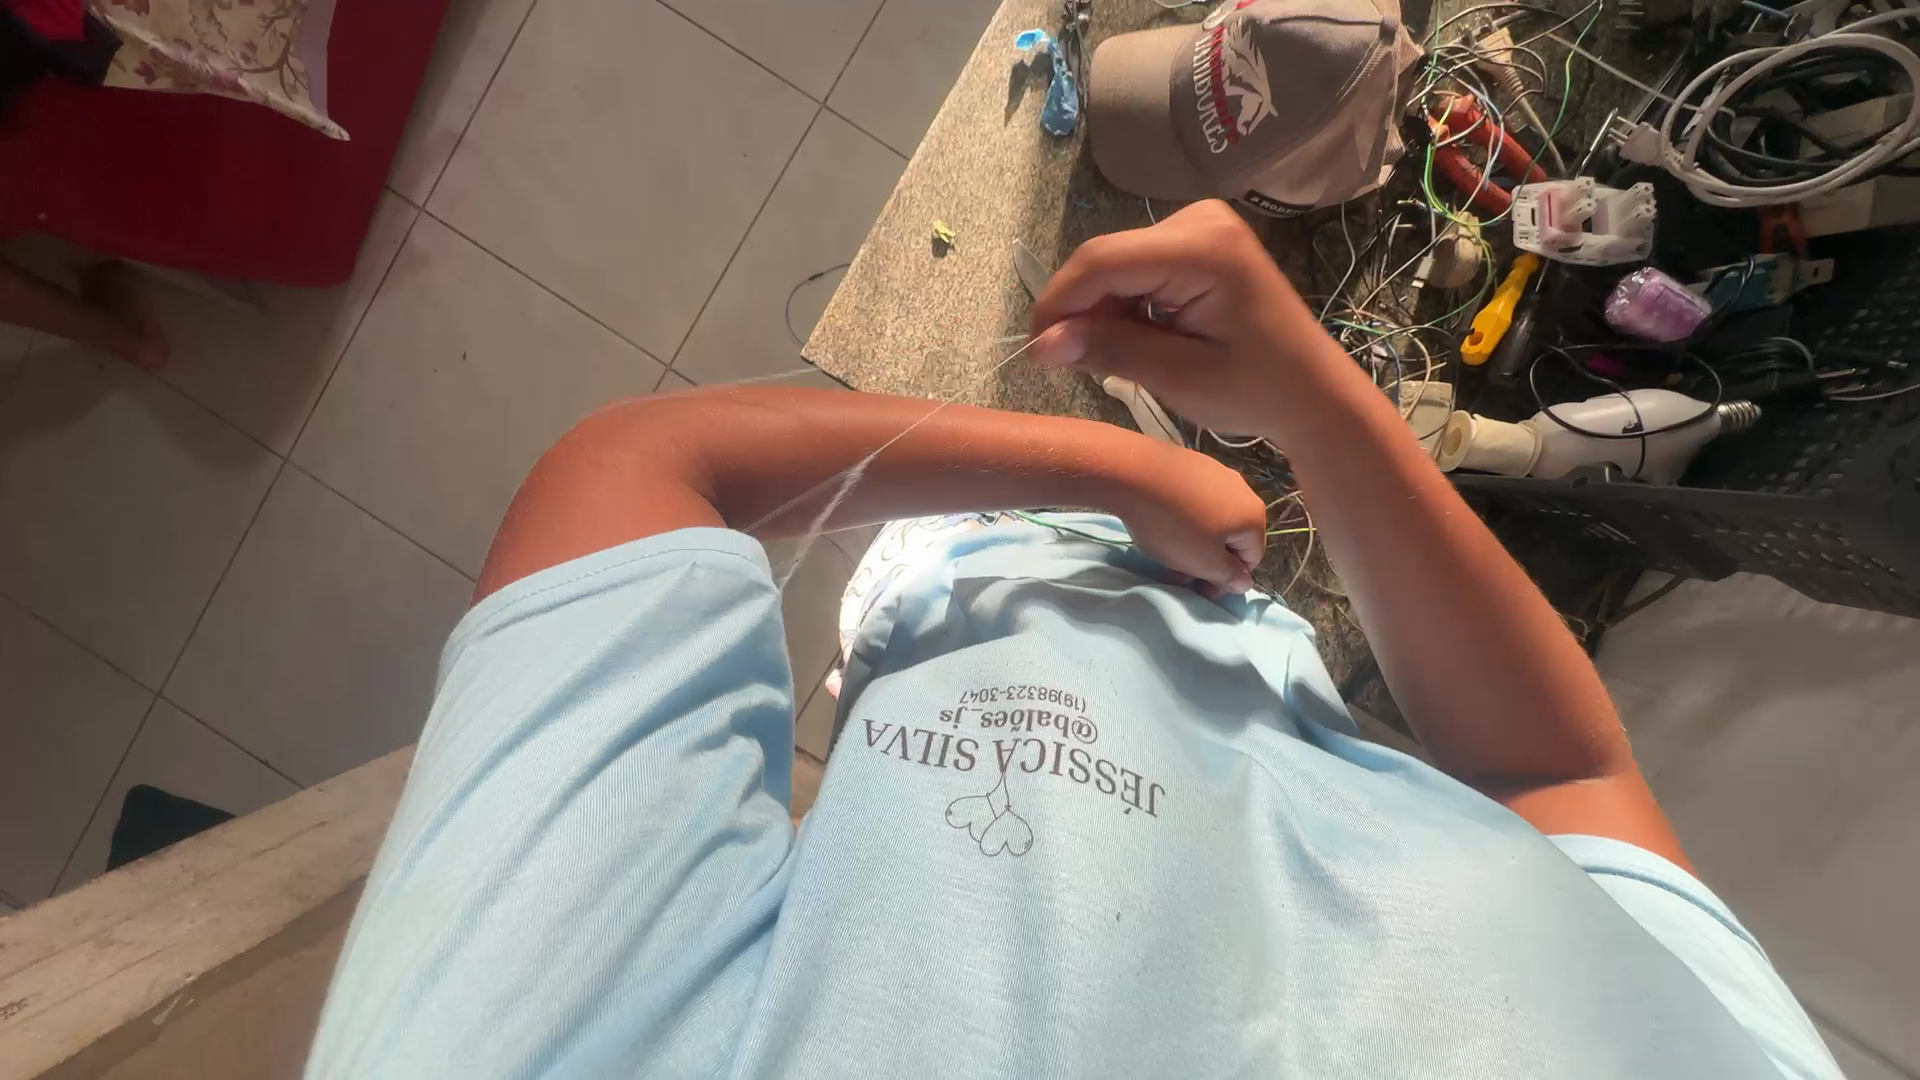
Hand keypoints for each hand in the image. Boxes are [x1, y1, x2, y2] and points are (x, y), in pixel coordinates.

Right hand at [1028, 200, 1363, 442]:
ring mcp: (1199, 228)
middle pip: (1105, 261)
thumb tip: (1040, 344)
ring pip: (1115, 267)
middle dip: (1080, 313)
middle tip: (1078, 366)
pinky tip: (1138, 340)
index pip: (1101, 262)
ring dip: (1101, 314)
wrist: (1311, 393)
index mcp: (1202, 249)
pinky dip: (1123, 308)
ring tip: (1116, 360)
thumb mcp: (1178, 377)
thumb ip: (1109, 350)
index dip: (1058, 304)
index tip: (1036, 353)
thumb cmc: (1256, 392)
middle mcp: (1198, 222)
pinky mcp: (1197, 244)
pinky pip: (1135, 271)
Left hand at [1111, 444, 1266, 595]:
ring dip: (1191, 542)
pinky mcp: (1188, 464)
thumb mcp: (1203, 562)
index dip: (1227, 580)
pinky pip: (1190, 499)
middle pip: (1229, 538)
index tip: (1199, 590)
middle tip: (1176, 575)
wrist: (1133, 473)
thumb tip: (1244, 581)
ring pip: (1208, 519)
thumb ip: (1228, 575)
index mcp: (1252, 515)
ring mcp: (1213, 472)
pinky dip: (1179, 517)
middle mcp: (1240, 489)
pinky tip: (1158, 522)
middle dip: (1205, 562)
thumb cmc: (1173, 525)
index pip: (1251, 558)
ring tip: (1163, 552)